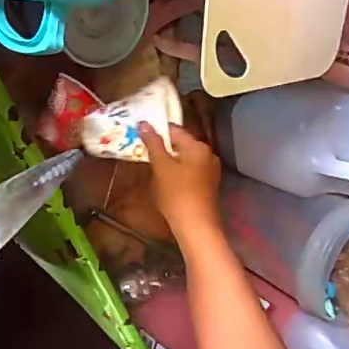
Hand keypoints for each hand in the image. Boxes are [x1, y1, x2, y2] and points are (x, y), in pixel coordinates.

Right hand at [139, 122, 222, 247]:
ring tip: (151, 165)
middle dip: (162, 146)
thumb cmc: (176, 192)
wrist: (195, 224)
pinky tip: (164, 179)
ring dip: (168, 159)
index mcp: (197, 146)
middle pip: (181, 144)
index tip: (139, 134)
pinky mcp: (207, 184)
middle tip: (142, 150)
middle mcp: (207, 154)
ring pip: (184, 158)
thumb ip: (153, 143)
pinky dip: (176, 170)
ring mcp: (209, 170)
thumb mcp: (160, 166)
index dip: (156, 130)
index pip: (174, 130)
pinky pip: (189, 170)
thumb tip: (144, 123)